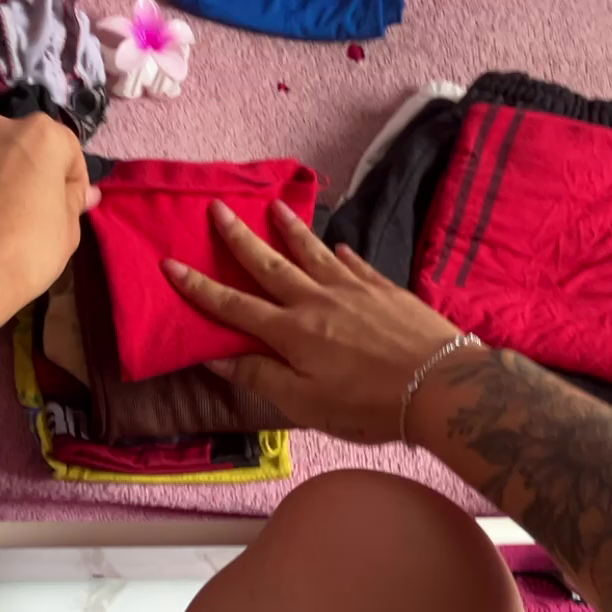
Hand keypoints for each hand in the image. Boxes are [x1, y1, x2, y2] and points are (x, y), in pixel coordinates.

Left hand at [0, 112, 96, 304]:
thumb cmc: (29, 246)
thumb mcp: (69, 229)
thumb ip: (74, 201)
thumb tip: (84, 193)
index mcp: (41, 134)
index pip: (69, 150)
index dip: (74, 182)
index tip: (70, 210)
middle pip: (29, 148)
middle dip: (36, 175)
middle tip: (39, 213)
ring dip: (5, 181)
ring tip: (5, 220)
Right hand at [161, 199, 476, 442]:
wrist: (440, 385)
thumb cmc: (365, 404)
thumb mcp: (303, 402)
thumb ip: (259, 376)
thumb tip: (216, 358)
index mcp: (290, 332)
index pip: (233, 305)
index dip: (199, 287)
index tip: (171, 264)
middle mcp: (315, 301)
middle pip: (269, 264)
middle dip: (239, 237)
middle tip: (217, 207)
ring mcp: (352, 290)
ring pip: (312, 253)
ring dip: (290, 230)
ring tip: (275, 207)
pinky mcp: (385, 290)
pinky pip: (356, 264)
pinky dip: (341, 254)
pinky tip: (338, 247)